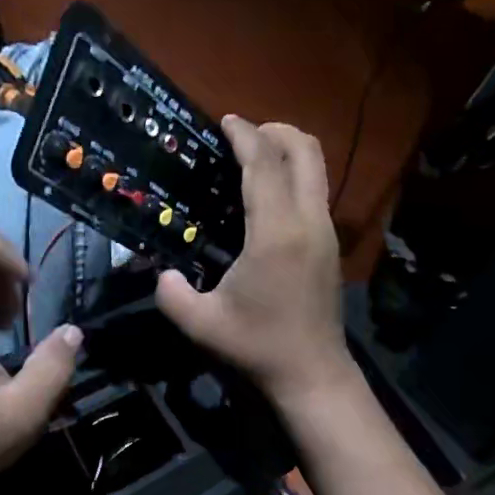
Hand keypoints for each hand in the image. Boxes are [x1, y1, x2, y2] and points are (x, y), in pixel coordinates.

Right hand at [155, 117, 354, 403]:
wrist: (311, 373)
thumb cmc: (257, 346)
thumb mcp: (201, 325)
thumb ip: (172, 294)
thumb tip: (164, 273)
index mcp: (275, 232)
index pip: (264, 163)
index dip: (244, 135)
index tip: (225, 121)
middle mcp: (308, 221)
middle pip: (305, 149)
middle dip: (274, 131)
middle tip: (243, 137)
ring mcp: (325, 232)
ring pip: (317, 169)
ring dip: (289, 152)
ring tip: (255, 162)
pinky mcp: (331, 246)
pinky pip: (316, 192)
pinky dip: (294, 179)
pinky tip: (268, 202)